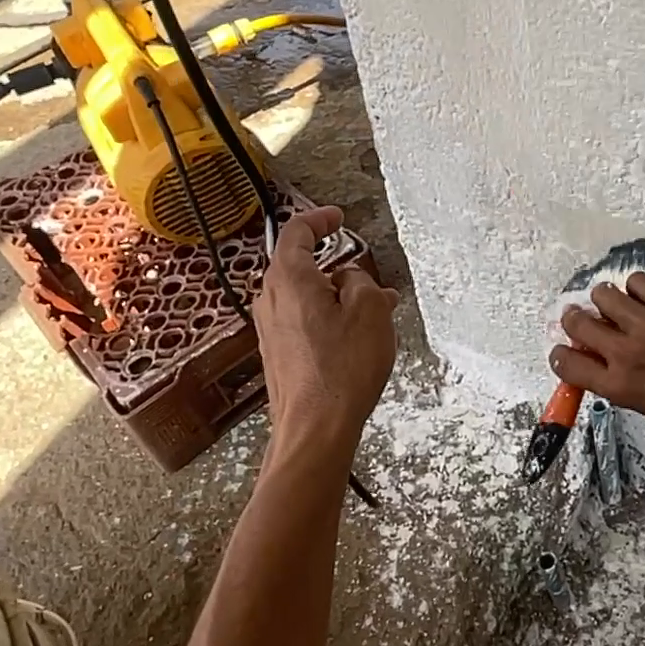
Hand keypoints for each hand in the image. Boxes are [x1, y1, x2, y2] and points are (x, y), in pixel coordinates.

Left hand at [253, 206, 399, 450]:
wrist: (315, 428)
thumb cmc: (341, 370)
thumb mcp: (370, 310)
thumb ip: (361, 281)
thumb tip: (351, 280)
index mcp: (289, 280)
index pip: (297, 232)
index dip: (319, 219)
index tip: (336, 217)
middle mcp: (271, 301)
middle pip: (299, 265)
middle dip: (335, 265)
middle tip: (365, 272)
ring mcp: (271, 329)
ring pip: (304, 295)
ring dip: (336, 295)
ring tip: (373, 310)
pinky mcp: (278, 353)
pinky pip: (303, 320)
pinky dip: (328, 317)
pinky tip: (356, 336)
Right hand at [548, 273, 644, 438]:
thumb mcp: (644, 404)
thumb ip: (615, 380)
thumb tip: (592, 357)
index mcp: (619, 386)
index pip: (566, 363)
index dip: (561, 353)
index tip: (566, 348)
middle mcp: (627, 353)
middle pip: (577, 322)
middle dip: (575, 319)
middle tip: (584, 318)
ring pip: (603, 294)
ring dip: (604, 299)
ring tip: (617, 306)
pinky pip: (637, 281)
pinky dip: (635, 287)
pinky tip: (644, 298)